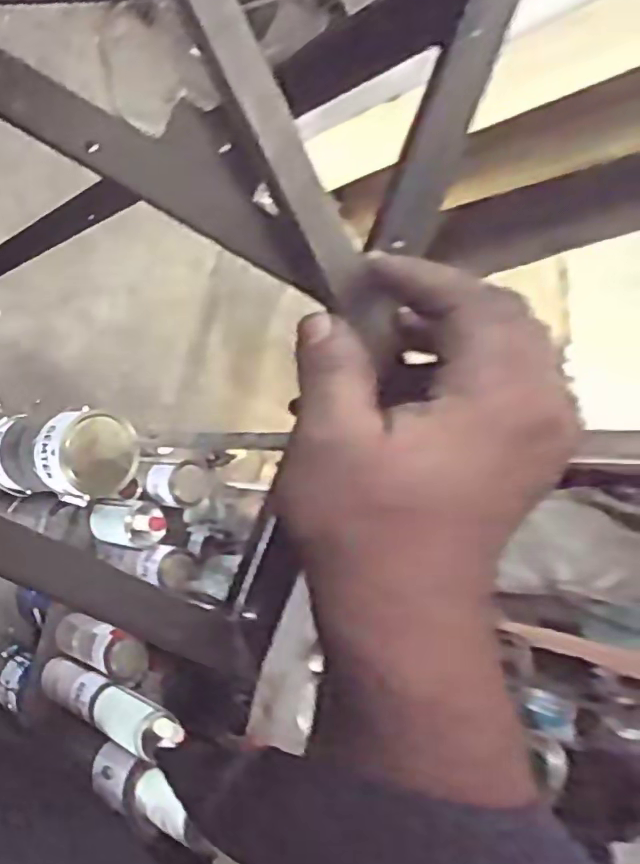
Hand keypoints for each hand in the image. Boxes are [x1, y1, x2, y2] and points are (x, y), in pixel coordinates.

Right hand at [281, 254, 579, 806]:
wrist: (397, 595)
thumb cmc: (357, 515)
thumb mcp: (328, 437)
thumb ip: (332, 370)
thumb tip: (322, 319)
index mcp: (501, 395)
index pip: (479, 308)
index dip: (423, 280)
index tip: (367, 268)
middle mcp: (542, 405)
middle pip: (502, 328)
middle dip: (432, 308)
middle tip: (360, 307)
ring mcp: (538, 434)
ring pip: (500, 360)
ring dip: (433, 344)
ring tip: (361, 352)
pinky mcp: (519, 457)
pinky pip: (494, 393)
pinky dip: (442, 377)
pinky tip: (384, 396)